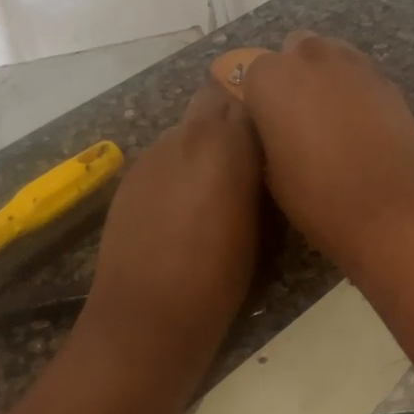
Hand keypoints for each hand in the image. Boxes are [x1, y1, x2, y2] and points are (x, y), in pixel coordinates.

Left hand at [75, 79, 263, 369]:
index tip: (282, 125)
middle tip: (253, 143)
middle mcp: (189, 134)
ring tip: (220, 176)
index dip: (268, 108)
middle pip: (215, 95)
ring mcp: (155, 152)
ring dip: (207, 138)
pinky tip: (186, 199)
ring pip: (190, 125)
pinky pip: (167, 153)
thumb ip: (262, 171)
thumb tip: (266, 151)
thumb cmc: (219, 277)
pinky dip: (182, 162)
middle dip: (234, 110)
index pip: (255, 95)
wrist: (145, 318)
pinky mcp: (131, 175)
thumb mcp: (263, 222)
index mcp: (229, 141)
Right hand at [240, 32, 413, 266]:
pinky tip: (361, 123)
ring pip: (331, 54)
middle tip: (298, 116)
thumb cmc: (318, 196)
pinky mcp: (387, 79)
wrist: (391, 208)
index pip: (254, 73)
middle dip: (294, 74)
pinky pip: (361, 74)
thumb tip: (275, 124)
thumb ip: (268, 132)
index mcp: (272, 77)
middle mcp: (311, 57)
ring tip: (331, 117)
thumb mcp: (271, 171)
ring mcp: (354, 63)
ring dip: (326, 75)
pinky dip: (356, 89)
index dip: (260, 99)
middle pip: (295, 50)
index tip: (267, 126)